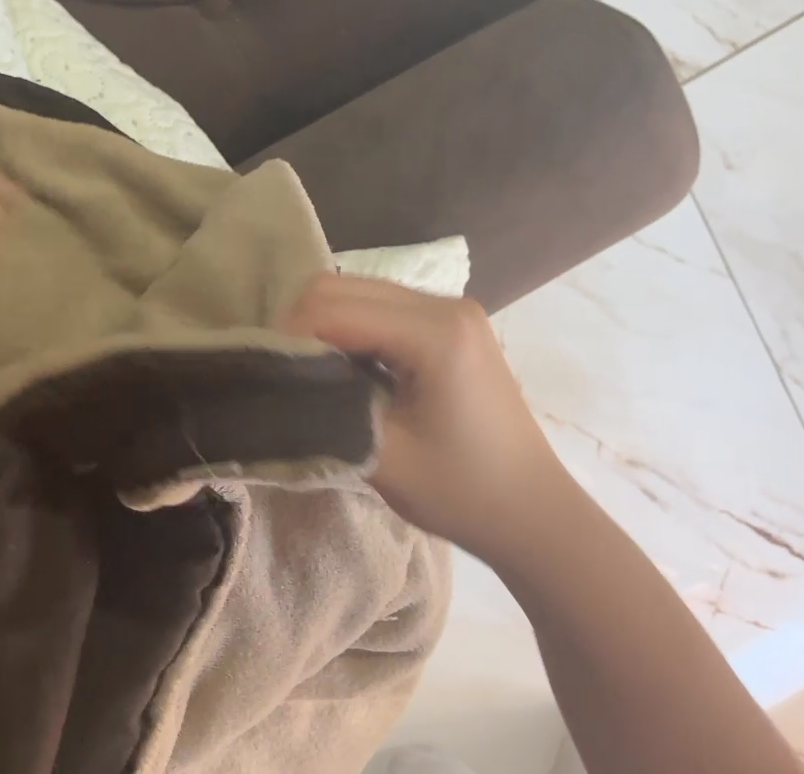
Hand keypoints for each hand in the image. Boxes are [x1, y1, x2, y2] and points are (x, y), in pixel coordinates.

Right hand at [283, 273, 577, 562]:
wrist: (534, 516)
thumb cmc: (461, 492)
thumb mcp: (379, 456)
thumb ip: (319, 407)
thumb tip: (269, 380)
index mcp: (435, 332)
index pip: (327, 308)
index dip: (286, 339)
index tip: (270, 381)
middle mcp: (443, 305)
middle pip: (334, 288)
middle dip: (297, 327)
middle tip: (285, 377)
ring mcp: (448, 310)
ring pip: (349, 291)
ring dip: (318, 327)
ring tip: (310, 375)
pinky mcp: (446, 323)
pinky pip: (372, 306)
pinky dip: (343, 330)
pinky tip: (343, 370)